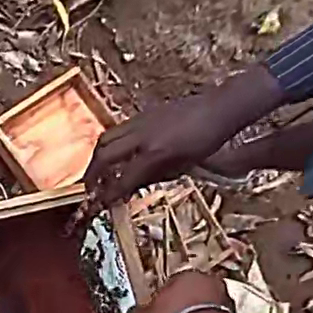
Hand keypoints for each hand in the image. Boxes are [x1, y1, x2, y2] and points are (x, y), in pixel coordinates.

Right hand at [82, 67, 286, 205]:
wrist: (222, 107)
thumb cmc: (208, 140)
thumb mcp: (181, 166)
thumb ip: (151, 177)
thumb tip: (127, 188)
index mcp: (155, 153)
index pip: (122, 179)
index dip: (107, 195)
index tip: (98, 205)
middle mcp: (143, 136)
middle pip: (103, 155)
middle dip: (92, 174)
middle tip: (90, 188)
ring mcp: (142, 121)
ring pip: (106, 139)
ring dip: (97, 158)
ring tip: (98, 171)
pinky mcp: (144, 114)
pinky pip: (118, 130)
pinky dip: (111, 145)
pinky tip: (117, 154)